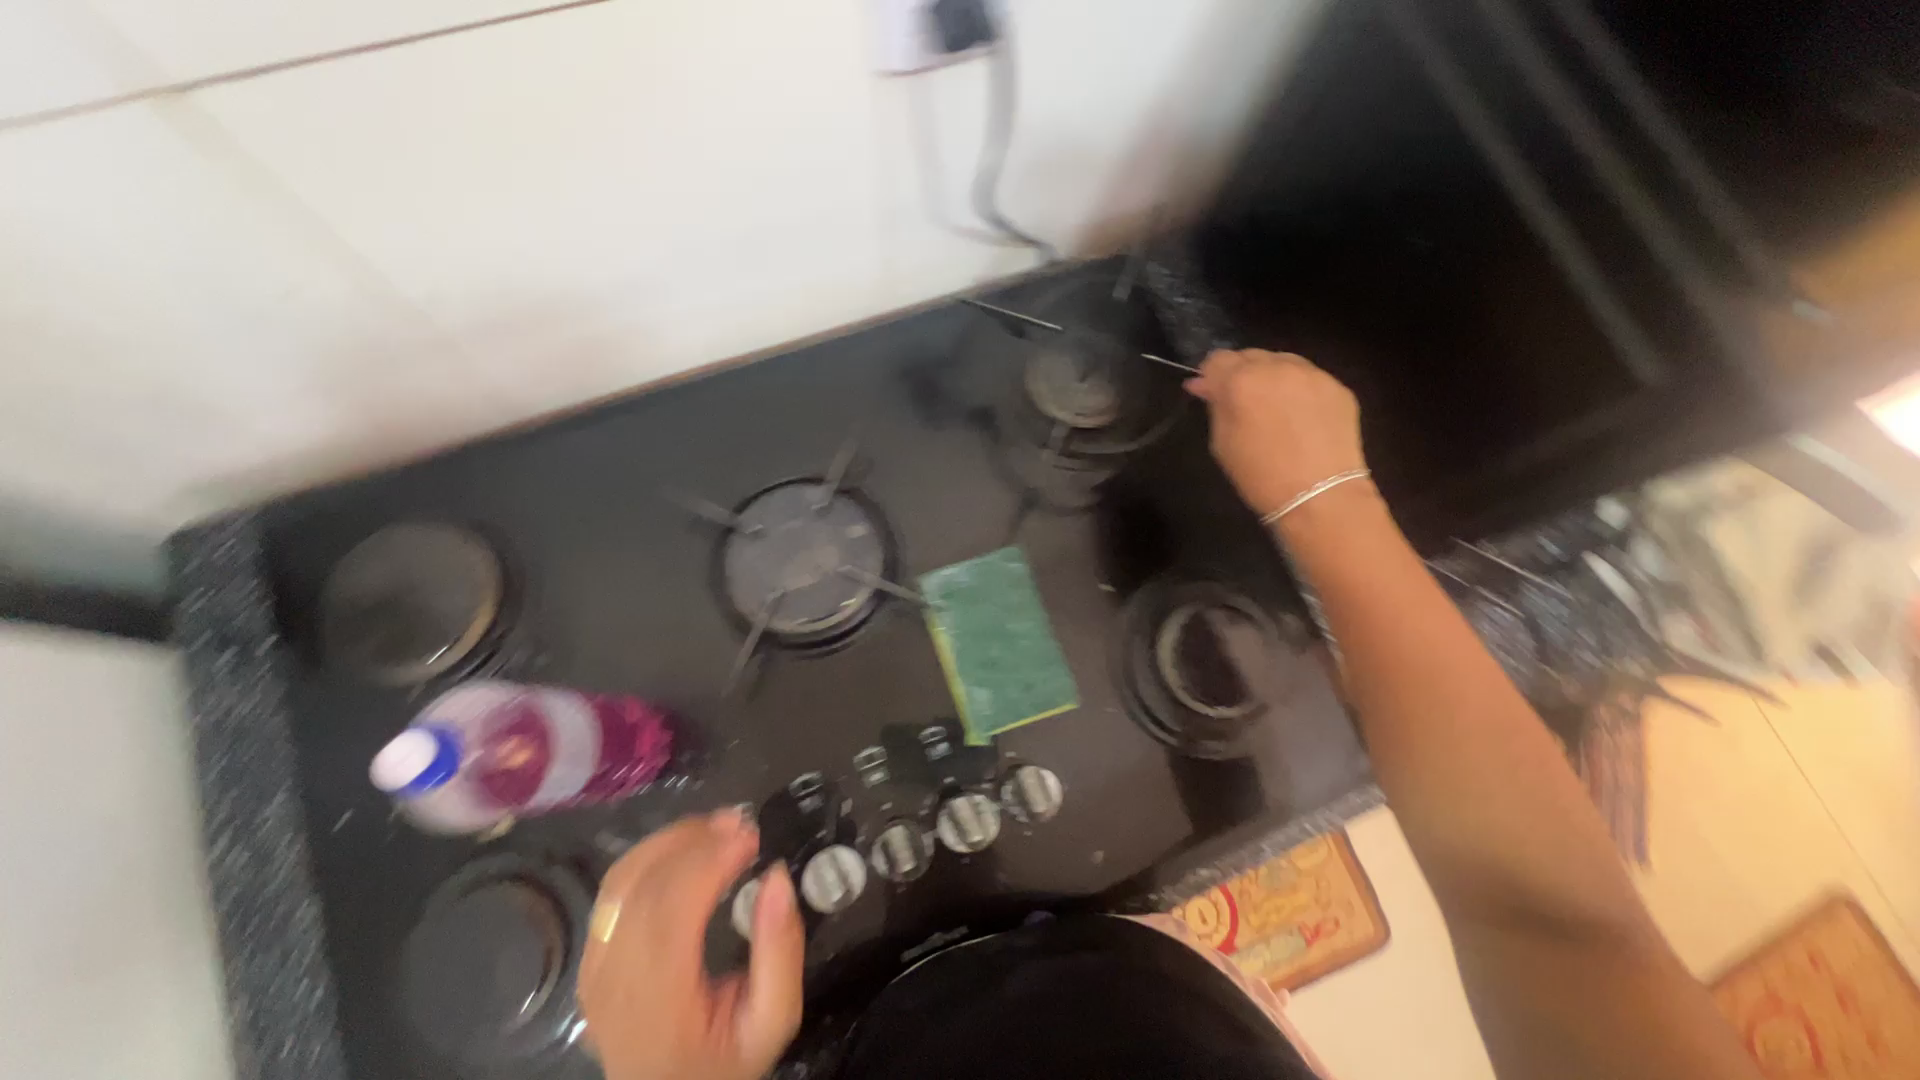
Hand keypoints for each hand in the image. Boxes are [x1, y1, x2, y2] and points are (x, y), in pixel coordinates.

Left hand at [578, 808, 804, 1079]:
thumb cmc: (725, 1059)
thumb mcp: (772, 1020)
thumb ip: (780, 952)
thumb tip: (778, 878)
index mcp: (657, 1000)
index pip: (670, 909)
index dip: (708, 861)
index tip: (751, 836)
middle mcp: (612, 979)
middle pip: (644, 886)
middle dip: (694, 840)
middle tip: (740, 822)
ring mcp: (593, 967)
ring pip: (621, 880)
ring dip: (670, 841)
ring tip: (716, 827)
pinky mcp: (590, 958)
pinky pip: (613, 892)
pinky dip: (650, 858)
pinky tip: (685, 850)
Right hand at [1184, 349, 1369, 525]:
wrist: (1321, 496)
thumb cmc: (1261, 476)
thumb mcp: (1222, 444)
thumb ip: (1215, 406)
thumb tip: (1206, 384)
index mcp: (1242, 381)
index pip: (1216, 359)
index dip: (1210, 377)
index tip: (1211, 395)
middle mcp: (1278, 367)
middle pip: (1250, 355)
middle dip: (1242, 374)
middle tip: (1244, 405)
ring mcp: (1313, 375)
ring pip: (1282, 362)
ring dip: (1272, 378)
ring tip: (1275, 411)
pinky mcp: (1338, 388)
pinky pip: (1309, 379)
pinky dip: (1299, 391)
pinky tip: (1301, 420)